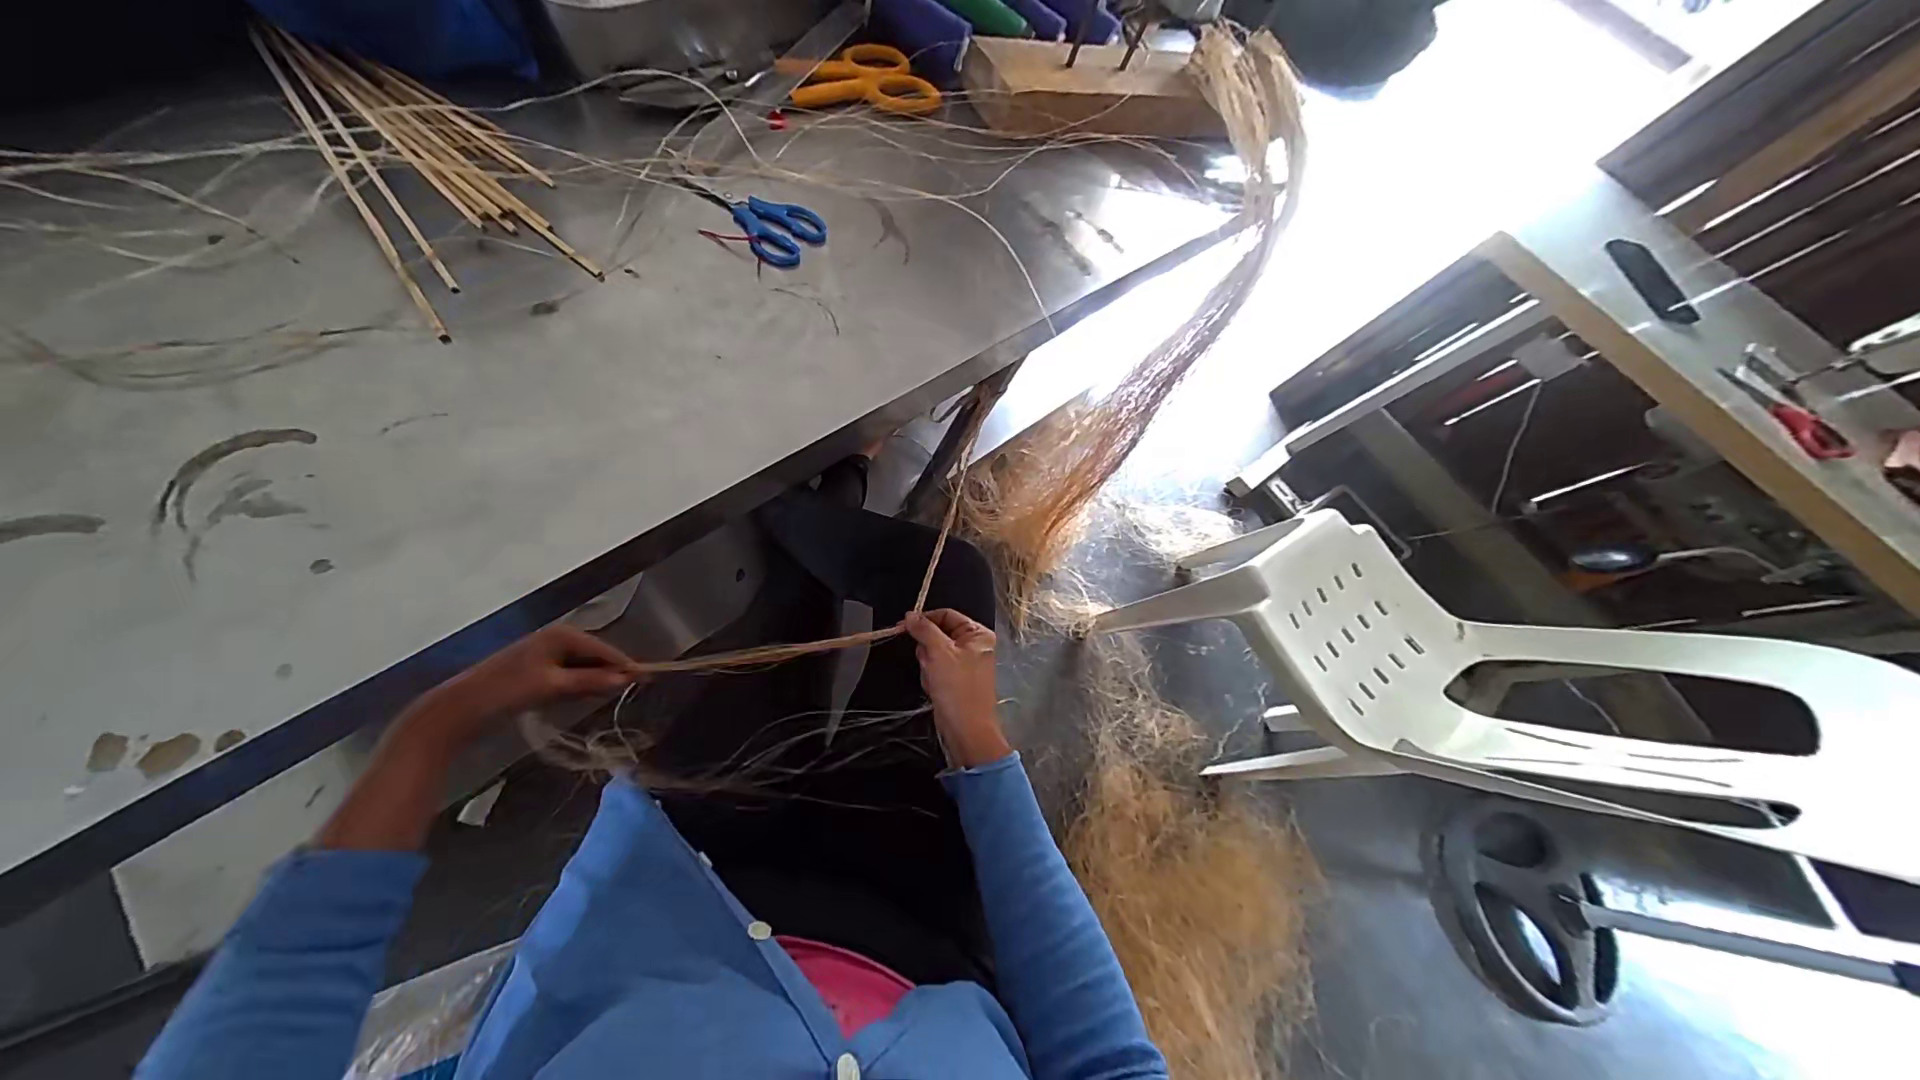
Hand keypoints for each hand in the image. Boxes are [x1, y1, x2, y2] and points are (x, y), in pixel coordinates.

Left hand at [395, 624, 641, 759]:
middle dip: (606, 675)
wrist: (454, 711)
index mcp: (562, 634)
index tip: (648, 680)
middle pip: (595, 657)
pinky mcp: (535, 670)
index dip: (626, 666)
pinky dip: (576, 687)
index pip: (605, 649)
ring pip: (582, 667)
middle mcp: (555, 638)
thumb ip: (592, 680)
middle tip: (621, 694)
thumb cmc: (505, 692)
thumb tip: (627, 678)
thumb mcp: (553, 686)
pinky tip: (574, 698)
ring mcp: (544, 653)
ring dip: (591, 683)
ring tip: (598, 698)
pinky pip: (568, 675)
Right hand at [904, 609, 1011, 767]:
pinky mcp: (955, 680)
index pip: (946, 615)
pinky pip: (936, 669)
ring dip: (928, 665)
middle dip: (928, 649)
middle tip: (930, 663)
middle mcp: (974, 646)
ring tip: (934, 679)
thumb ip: (924, 630)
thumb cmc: (957, 687)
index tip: (903, 626)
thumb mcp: (939, 652)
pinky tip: (935, 688)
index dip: (925, 619)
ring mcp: (965, 664)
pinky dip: (931, 677)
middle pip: (938, 634)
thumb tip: (910, 614)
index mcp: (978, 634)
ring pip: (934, 653)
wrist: (966, 730)